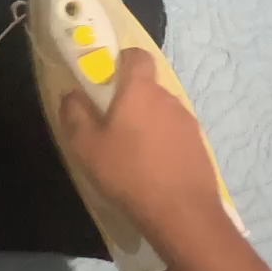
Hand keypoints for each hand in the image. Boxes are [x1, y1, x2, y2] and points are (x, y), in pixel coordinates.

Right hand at [58, 49, 228, 247]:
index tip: (107, 77)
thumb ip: (74, 113)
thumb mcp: (86, 146)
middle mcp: (167, 98)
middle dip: (130, 97)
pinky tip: (153, 168)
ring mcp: (188, 122)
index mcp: (140, 90)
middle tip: (111, 122)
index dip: (122, 59)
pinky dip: (163, 142)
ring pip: (162, 111)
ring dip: (147, 121)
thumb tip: (72, 94)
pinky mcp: (199, 146)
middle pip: (147, 85)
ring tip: (132, 150)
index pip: (137, 55)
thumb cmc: (128, 173)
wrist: (183, 215)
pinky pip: (175, 133)